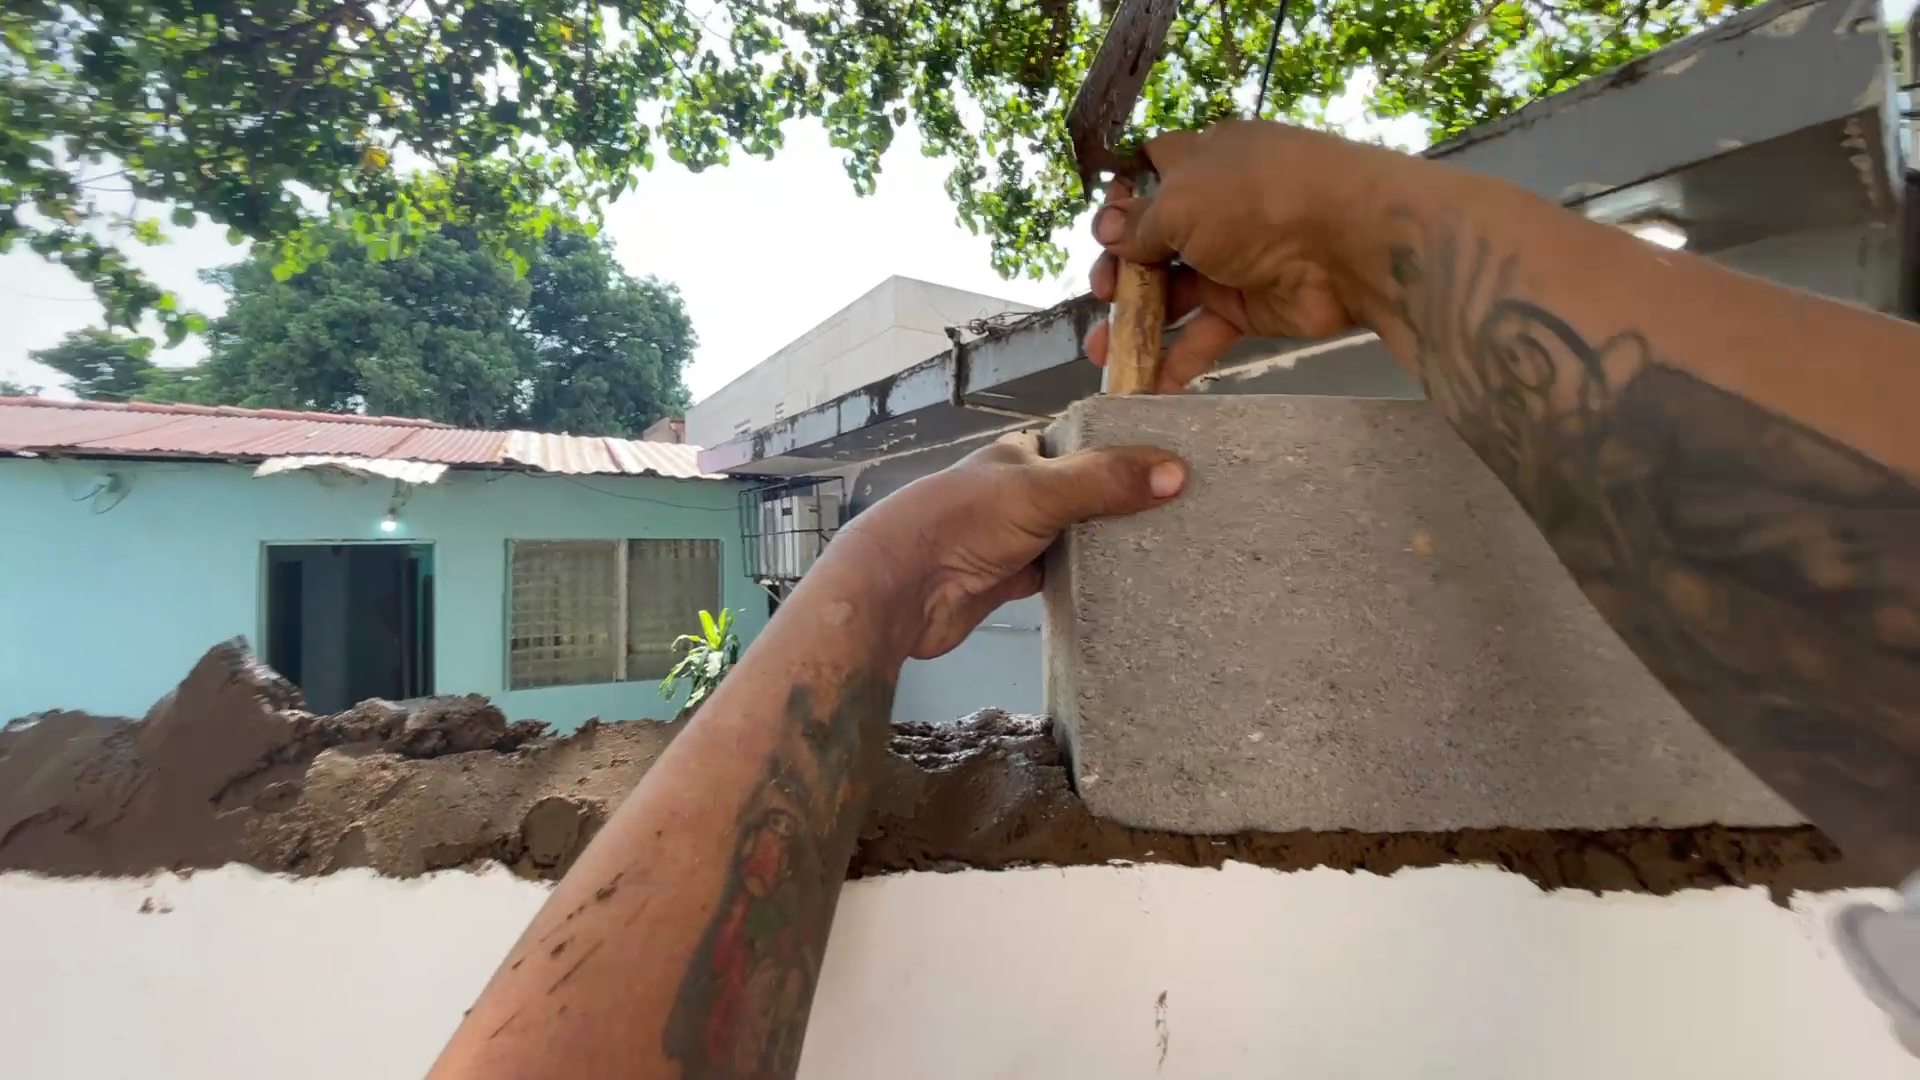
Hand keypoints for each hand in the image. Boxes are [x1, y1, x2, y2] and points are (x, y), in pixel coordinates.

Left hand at [829, 431, 1184, 659]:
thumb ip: (1104, 481)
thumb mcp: (1039, 491)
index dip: (1122, 451)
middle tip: (1182, 514)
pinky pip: (1056, 575)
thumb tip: (1177, 473)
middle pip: (1081, 493)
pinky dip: (1084, 579)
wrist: (899, 591)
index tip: (1175, 465)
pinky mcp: (1008, 579)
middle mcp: (1016, 491)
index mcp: (1019, 455)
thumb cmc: (962, 522)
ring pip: (1071, 536)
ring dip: (1104, 544)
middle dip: (1121, 503)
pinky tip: (1123, 584)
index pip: (1081, 444)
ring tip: (1166, 548)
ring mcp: (1012, 538)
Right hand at [1085, 120, 1390, 392]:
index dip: (1122, 199)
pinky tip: (1150, 384)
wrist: (1350, 244)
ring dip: (1134, 327)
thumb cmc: (1258, 203)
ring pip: (1169, 296)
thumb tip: (1105, 229)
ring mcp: (1229, 262)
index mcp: (1201, 164)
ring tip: (1103, 356)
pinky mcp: (1245, 308)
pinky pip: (1202, 334)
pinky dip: (1177, 359)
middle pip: (1151, 245)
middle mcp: (1212, 211)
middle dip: (1118, 273)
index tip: (1103, 230)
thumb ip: (1139, 224)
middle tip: (1103, 296)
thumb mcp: (1184, 203)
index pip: (1151, 171)